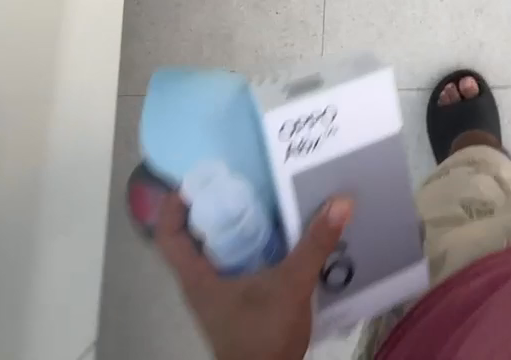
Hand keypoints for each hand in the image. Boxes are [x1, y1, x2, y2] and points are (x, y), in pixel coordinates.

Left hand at [154, 191, 352, 359]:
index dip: (175, 203)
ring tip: (266, 191)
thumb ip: (315, 244)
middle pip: (196, 234)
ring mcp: (220, 293)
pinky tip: (282, 228)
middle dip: (215, 203)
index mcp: (198, 277)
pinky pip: (239, 259)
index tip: (198, 175)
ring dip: (236, 221)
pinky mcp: (239, 299)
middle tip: (243, 172)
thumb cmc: (263, 337)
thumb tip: (342, 200)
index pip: (168, 235)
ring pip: (219, 247)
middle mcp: (203, 282)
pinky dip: (253, 240)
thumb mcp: (291, 285)